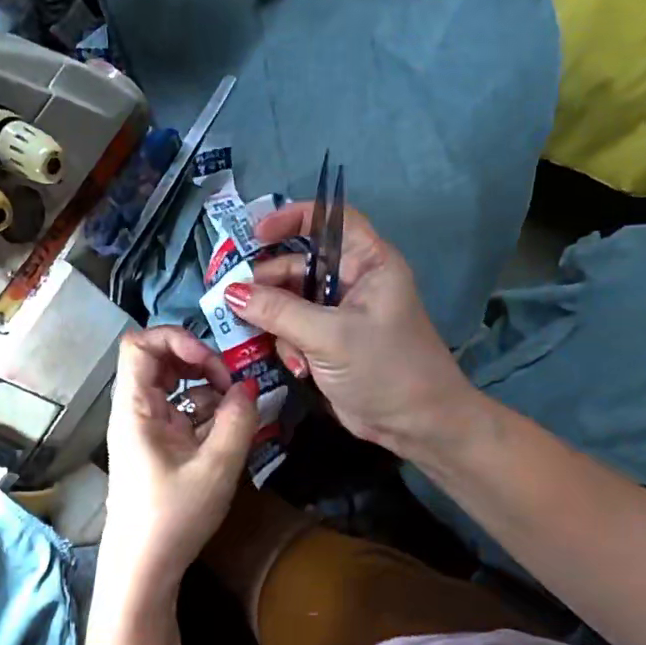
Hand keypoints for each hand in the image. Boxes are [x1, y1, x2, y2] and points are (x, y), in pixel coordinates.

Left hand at [99, 327, 257, 605]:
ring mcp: (148, 431)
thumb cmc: (172, 518)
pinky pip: (183, 415)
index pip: (139, 344)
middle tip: (231, 382)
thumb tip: (249, 387)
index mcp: (135, 408)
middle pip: (161, 362)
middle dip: (200, 364)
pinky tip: (231, 433)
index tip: (210, 362)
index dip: (176, 339)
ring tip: (239, 411)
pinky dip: (207, 416)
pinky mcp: (160, 449)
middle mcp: (136, 412)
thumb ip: (237, 421)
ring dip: (208, 392)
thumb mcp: (216, 468)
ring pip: (176, 389)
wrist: (144, 570)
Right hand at [223, 203, 475, 458]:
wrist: (415, 425)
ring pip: (289, 301)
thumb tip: (230, 292)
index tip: (255, 234)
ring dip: (276, 323)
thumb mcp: (329, 336)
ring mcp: (339, 314)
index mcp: (368, 264)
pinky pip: (292, 330)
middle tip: (236, 302)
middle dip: (269, 285)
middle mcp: (353, 282)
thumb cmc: (385, 369)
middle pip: (298, 265)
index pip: (330, 221)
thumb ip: (278, 311)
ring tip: (270, 345)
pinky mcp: (327, 342)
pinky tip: (294, 367)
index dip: (293, 218)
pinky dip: (286, 345)